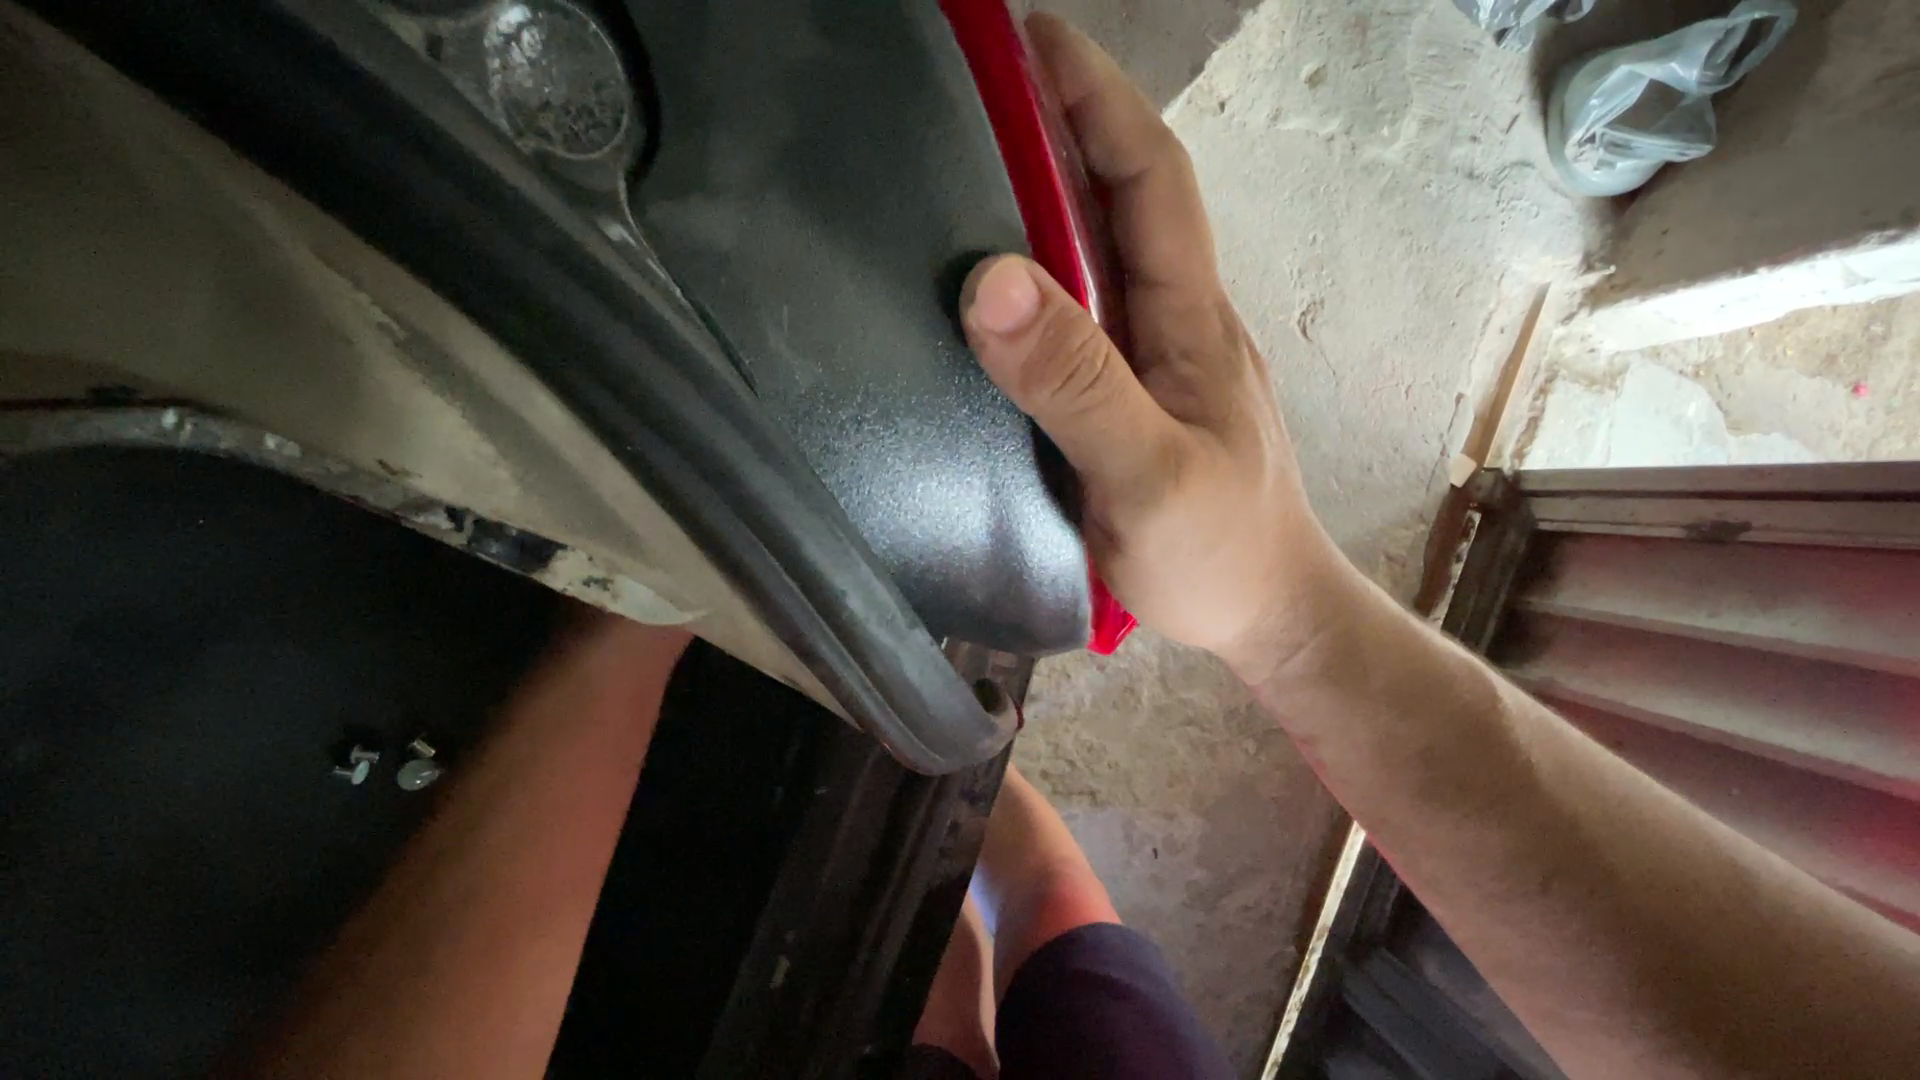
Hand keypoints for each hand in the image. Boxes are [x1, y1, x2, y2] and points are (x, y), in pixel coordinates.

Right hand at [961, 15, 1360, 677]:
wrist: (1268, 615)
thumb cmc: (1219, 553)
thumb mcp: (1147, 474)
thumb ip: (1076, 384)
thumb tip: (991, 279)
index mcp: (1189, 318)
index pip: (1149, 175)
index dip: (1094, 96)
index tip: (1027, 38)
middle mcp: (1176, 320)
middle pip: (1121, 199)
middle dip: (1060, 126)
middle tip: (975, 91)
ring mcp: (1158, 361)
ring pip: (1102, 255)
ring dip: (1047, 197)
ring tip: (965, 170)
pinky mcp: (1136, 398)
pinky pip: (1085, 315)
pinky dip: (1042, 276)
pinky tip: (996, 287)